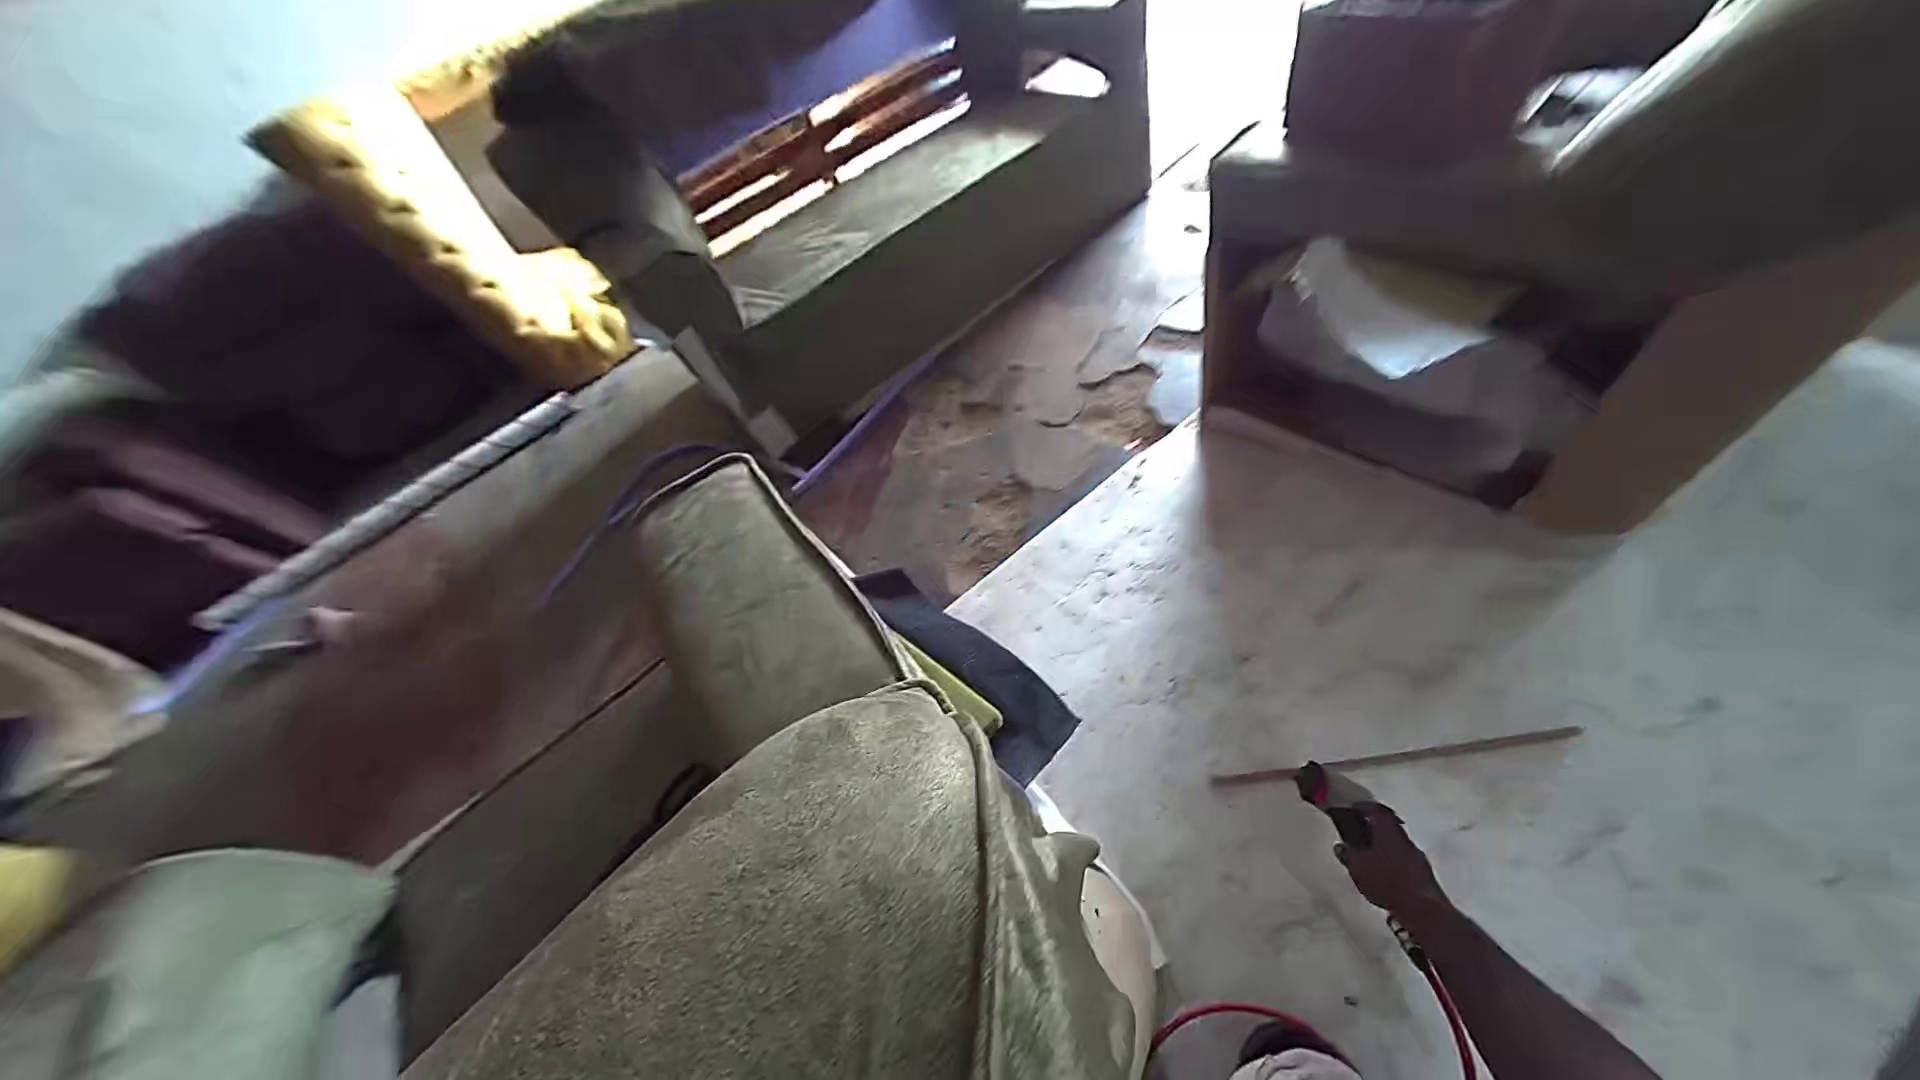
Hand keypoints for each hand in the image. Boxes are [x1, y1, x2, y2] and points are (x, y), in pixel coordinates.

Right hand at [1334, 803, 1452, 928]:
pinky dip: (1393, 863)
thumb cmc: (1386, 880)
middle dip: (1373, 829)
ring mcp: (1418, 858)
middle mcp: (1405, 839)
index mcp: (1388, 829)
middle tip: (1359, 832)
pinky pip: (1405, 861)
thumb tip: (1342, 848)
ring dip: (1384, 847)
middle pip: (1388, 826)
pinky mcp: (1425, 876)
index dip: (1362, 807)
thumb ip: (1347, 854)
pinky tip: (1384, 874)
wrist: (1422, 910)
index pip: (1374, 809)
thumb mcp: (1356, 865)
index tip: (1352, 809)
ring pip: (1397, 845)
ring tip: (1369, 856)